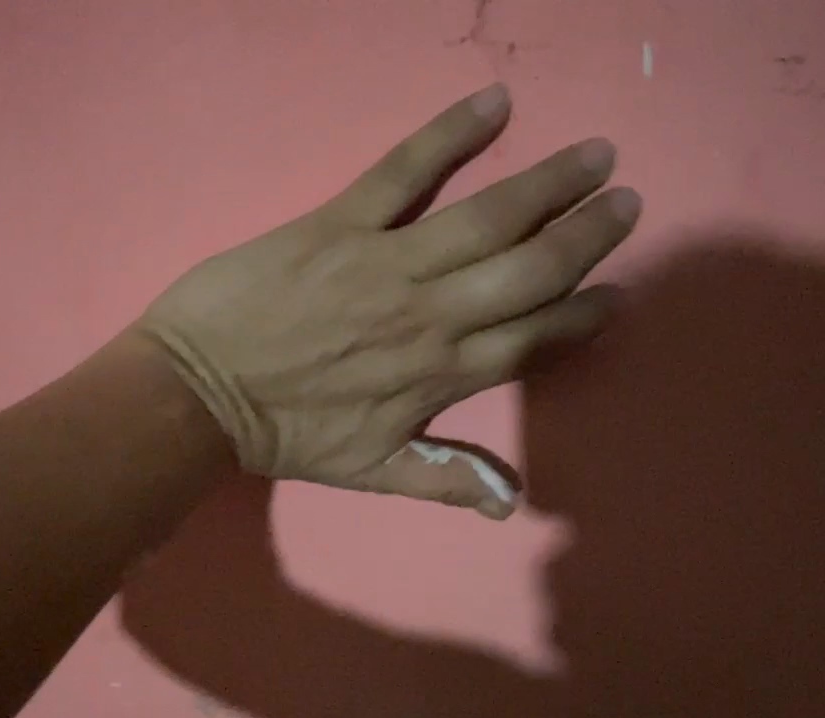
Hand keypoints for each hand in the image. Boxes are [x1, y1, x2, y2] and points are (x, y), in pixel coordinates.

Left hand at [134, 85, 639, 517]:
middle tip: (626, 204)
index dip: (580, 315)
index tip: (616, 294)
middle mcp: (430, 314)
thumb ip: (445, 480)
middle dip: (585, 237)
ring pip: (485, 218)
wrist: (198, 395)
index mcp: (441, 374)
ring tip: (595, 155)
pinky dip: (449, 135)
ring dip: (547, 184)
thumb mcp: (370, 472)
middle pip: (527, 270)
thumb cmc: (286, 436)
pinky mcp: (339, 223)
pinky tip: (494, 105)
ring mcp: (387, 263)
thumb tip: (510, 505)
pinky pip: (404, 172)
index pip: (532, 337)